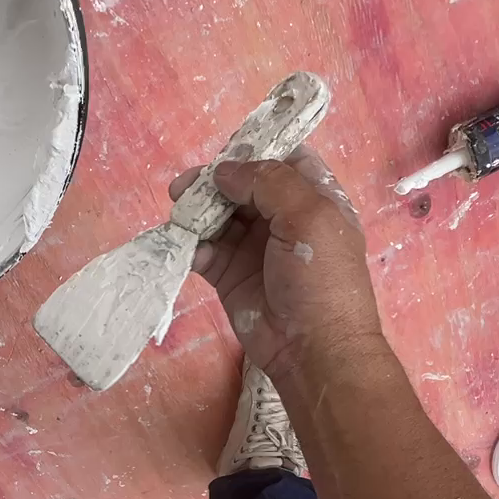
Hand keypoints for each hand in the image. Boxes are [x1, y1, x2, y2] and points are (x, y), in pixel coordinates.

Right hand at [169, 146, 387, 380]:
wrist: (310, 347)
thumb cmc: (320, 278)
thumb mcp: (307, 216)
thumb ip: (268, 183)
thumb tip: (224, 171)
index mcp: (312, 198)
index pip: (283, 159)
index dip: (255, 151)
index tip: (226, 151)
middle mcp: (281, 219)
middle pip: (242, 186)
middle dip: (214, 182)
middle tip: (186, 186)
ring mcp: (252, 248)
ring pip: (218, 217)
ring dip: (197, 212)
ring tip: (178, 210)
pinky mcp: (229, 276)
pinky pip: (205, 251)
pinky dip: (194, 247)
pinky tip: (193, 250)